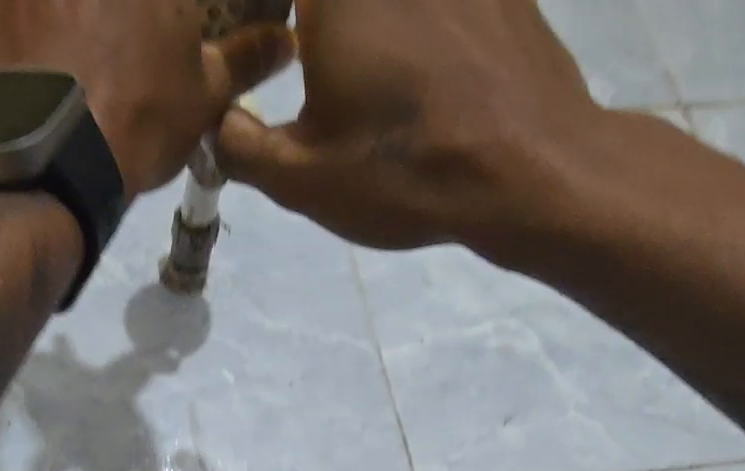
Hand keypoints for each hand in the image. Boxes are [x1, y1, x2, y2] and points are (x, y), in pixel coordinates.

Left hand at [0, 0, 295, 198]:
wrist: (32, 163)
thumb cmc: (129, 124)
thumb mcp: (201, 98)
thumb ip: (243, 59)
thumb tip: (284, 43)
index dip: (164, 12)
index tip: (157, 31)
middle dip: (113, 11)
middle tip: (110, 33)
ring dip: (63, 9)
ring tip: (62, 37)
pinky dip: (7, 10)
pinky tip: (22, 37)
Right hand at [214, 0, 609, 260]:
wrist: (531, 172)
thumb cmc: (403, 173)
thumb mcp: (301, 178)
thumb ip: (238, 145)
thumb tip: (213, 123)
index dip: (258, 7)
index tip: (251, 30)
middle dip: (315, 19)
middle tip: (298, 49)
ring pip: (384, 5)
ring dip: (361, 27)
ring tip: (359, 80)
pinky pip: (436, 2)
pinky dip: (417, 20)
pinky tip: (419, 67)